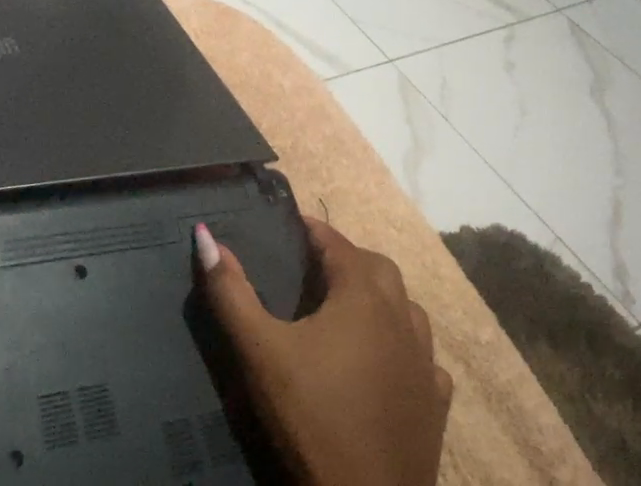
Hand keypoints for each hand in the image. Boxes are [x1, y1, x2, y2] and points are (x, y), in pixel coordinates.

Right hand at [196, 218, 452, 485]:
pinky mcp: (435, 403)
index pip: (339, 244)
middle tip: (308, 267)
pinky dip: (400, 346)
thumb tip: (206, 235)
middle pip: (379, 270)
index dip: (313, 230)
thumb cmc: (309, 413)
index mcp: (363, 299)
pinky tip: (379, 362)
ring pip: (406, 310)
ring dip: (377, 298)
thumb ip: (231, 290)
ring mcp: (425, 363)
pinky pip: (422, 357)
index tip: (288, 226)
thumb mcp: (258, 349)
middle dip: (345, 259)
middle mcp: (402, 320)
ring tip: (341, 309)